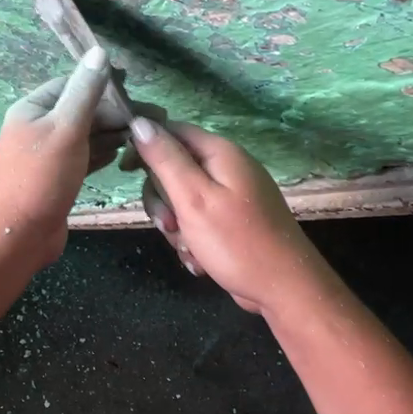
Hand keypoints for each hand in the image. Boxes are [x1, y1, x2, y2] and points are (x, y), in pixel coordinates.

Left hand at [0, 46, 128, 261]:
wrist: (19, 235)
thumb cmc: (40, 177)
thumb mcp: (66, 128)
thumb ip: (85, 92)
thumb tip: (99, 52)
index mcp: (31, 109)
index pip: (69, 84)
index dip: (100, 83)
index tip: (133, 88)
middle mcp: (36, 127)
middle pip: (78, 110)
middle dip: (110, 112)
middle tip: (148, 118)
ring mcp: (46, 154)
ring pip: (83, 135)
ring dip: (109, 133)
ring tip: (141, 134)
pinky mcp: (57, 177)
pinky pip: (82, 157)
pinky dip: (100, 154)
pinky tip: (122, 154)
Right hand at [123, 119, 327, 314]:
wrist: (286, 291)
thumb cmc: (237, 242)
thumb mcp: (192, 197)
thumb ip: (164, 158)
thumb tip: (138, 122)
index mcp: (220, 153)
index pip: (171, 130)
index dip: (144, 145)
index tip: (126, 170)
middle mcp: (227, 168)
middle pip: (173, 168)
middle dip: (162, 198)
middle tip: (167, 224)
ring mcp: (232, 195)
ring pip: (181, 198)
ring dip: (176, 224)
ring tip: (187, 248)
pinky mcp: (233, 220)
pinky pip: (198, 218)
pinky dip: (192, 237)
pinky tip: (198, 259)